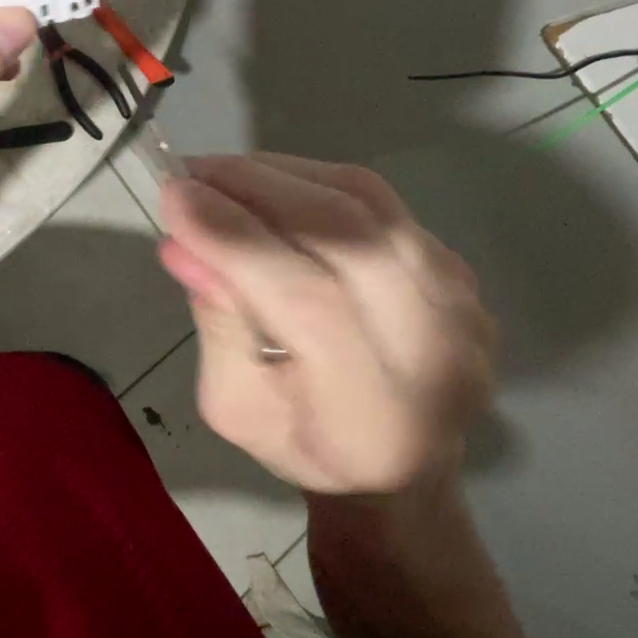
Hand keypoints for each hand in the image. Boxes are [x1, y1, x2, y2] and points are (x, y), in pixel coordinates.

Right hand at [157, 153, 495, 493]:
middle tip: (192, 172)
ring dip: (284, 176)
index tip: (173, 196)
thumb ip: (216, 324)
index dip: (236, 240)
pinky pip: (382, 205)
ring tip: (224, 174)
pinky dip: (316, 184)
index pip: (308, 303)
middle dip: (257, 190)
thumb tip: (183, 242)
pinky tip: (272, 189)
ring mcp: (462, 307)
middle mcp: (438, 355)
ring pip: (369, 205)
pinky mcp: (463, 273)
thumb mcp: (234, 405)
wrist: (403, 465)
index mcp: (373, 418)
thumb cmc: (305, 443)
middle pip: (349, 238)